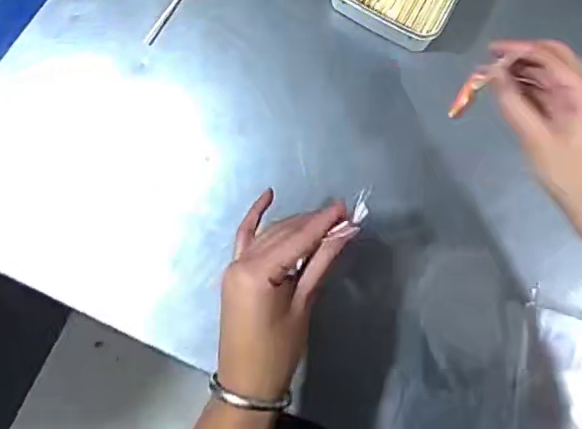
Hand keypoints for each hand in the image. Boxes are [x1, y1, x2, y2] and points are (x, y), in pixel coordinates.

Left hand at [216, 189, 356, 401]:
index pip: (298, 238)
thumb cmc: (277, 351)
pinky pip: (245, 236)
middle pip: (286, 232)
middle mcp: (242, 263)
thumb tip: (347, 230)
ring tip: (327, 218)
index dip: (325, 222)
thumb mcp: (303, 303)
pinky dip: (256, 215)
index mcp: (257, 273)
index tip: (347, 208)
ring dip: (299, 223)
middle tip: (345, 215)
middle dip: (315, 222)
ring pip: (273, 233)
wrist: (245, 386)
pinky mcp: (234, 272)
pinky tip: (268, 196)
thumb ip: (322, 261)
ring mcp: (235, 266)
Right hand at [485, 40, 581, 239]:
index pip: (550, 55)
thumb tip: (493, 72)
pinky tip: (513, 90)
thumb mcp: (536, 139)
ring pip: (554, 73)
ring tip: (496, 74)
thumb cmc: (570, 176)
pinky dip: (535, 87)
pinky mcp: (580, 114)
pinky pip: (556, 90)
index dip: (519, 49)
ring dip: (527, 70)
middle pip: (555, 57)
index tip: (491, 49)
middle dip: (523, 54)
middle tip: (493, 58)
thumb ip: (513, 102)